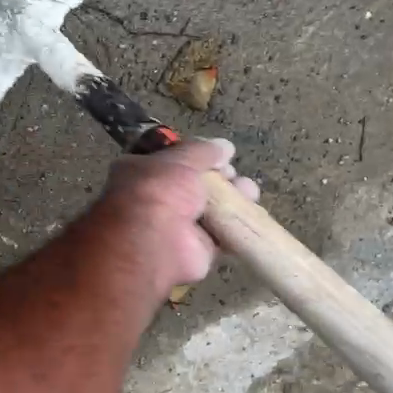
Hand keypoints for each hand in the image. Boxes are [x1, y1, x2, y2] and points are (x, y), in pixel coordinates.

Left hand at [92, 138, 258, 294]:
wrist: (155, 241)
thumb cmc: (158, 190)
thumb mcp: (178, 161)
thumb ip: (200, 151)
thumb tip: (223, 145)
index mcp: (139, 171)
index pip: (170, 160)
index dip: (195, 156)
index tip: (219, 154)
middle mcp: (155, 196)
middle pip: (193, 183)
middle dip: (218, 177)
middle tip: (235, 174)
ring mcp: (176, 223)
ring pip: (210, 207)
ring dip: (232, 197)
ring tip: (250, 190)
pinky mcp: (198, 247)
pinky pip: (222, 233)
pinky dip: (238, 223)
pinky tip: (253, 212)